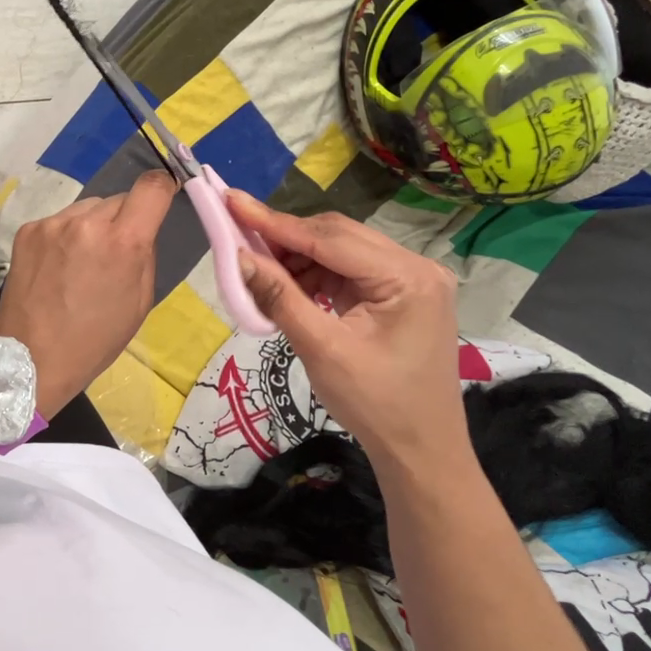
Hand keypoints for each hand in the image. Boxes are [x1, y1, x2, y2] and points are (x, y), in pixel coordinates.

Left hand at [0, 170, 175, 415]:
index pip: (152, 187)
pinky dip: (64, 236)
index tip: (163, 195)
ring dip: (91, 226)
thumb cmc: (95, 340)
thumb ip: (143, 254)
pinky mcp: (27, 230)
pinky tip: (57, 266)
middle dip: (122, 220)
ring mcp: (52, 224)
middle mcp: (86, 222)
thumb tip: (142, 227)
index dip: (162, 187)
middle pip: (117, 200)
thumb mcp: (140, 301)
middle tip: (114, 252)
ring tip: (81, 263)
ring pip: (86, 209)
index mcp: (123, 242)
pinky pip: (58, 222)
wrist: (31, 355)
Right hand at [227, 191, 465, 467]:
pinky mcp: (400, 295)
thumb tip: (238, 256)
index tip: (231, 201)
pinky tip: (288, 285)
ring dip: (297, 255)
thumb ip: (279, 296)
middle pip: (336, 235)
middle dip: (285, 236)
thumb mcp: (320, 348)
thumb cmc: (375, 403)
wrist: (420, 449)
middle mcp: (416, 268)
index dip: (275, 221)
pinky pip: (346, 269)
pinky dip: (313, 273)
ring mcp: (412, 280)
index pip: (329, 238)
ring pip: (339, 249)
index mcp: (407, 278)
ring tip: (259, 269)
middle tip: (236, 234)